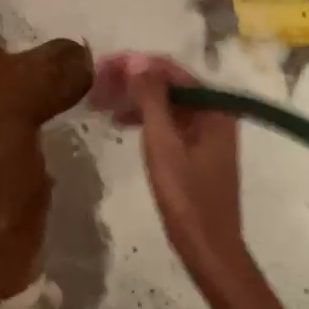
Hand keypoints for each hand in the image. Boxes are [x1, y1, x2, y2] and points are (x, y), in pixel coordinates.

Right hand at [92, 54, 245, 277]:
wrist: (208, 249)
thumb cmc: (186, 196)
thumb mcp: (162, 142)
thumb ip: (150, 97)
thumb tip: (137, 59)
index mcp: (213, 107)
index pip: (169, 69)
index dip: (133, 64)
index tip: (99, 67)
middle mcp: (214, 112)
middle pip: (167, 82)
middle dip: (130, 79)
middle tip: (95, 83)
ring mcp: (206, 131)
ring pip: (164, 100)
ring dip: (132, 97)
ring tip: (100, 102)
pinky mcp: (196, 148)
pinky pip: (167, 119)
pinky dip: (142, 116)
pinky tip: (119, 122)